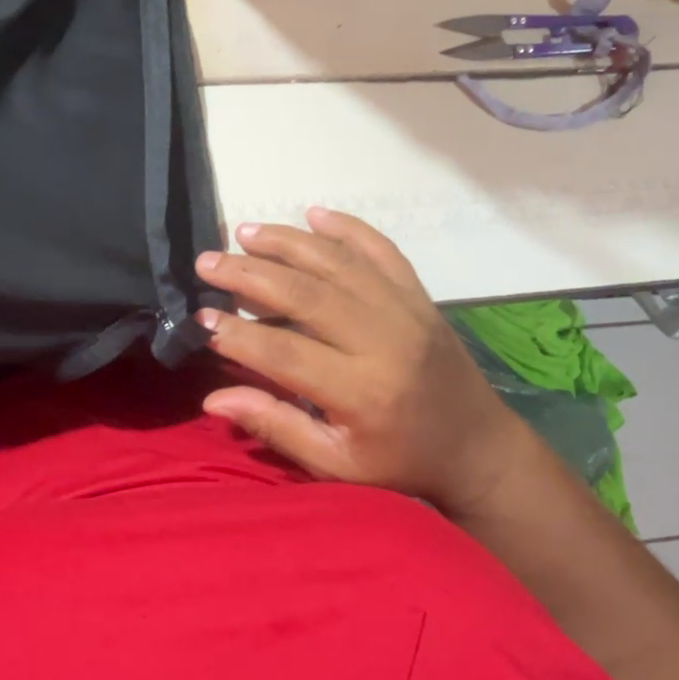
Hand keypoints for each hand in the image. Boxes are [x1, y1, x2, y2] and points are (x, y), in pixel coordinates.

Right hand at [193, 207, 532, 513]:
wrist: (478, 448)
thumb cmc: (400, 463)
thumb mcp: (336, 465)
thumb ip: (276, 426)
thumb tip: (214, 397)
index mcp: (362, 392)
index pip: (283, 352)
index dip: (236, 333)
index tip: (200, 319)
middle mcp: (385, 341)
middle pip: (306, 295)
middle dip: (250, 274)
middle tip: (207, 262)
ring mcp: (407, 311)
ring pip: (339, 263)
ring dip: (287, 242)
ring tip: (244, 232)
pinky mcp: (420, 296)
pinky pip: (382, 251)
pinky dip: (348, 228)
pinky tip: (314, 214)